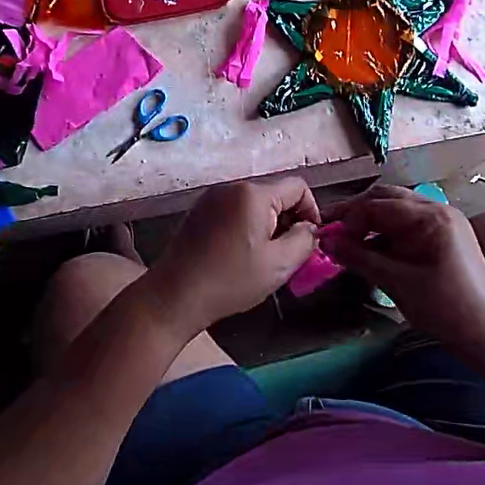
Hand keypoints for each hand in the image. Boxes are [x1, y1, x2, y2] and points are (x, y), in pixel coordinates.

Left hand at [143, 177, 319, 334]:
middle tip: (288, 253)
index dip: (312, 211)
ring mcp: (211, 199)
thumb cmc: (229, 281)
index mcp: (253, 194)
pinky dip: (247, 227)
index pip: (298, 187)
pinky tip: (241, 255)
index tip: (310, 240)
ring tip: (264, 257)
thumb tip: (310, 228)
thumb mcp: (280, 264)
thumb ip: (305, 240)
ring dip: (268, 225)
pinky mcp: (199, 213)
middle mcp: (231, 188)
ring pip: (256, 204)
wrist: (172, 298)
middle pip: (276, 194)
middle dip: (289, 220)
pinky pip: (235, 211)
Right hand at [322, 185, 484, 345]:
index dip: (348, 217)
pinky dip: (386, 237)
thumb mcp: (399, 283)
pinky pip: (408, 227)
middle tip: (330, 232)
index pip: (378, 204)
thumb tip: (328, 242)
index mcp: (431, 216)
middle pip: (387, 200)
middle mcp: (439, 210)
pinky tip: (369, 252)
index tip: (324, 234)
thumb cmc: (447, 308)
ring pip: (397, 212)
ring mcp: (444, 222)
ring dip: (370, 224)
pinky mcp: (444, 238)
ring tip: (345, 244)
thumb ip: (362, 259)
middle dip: (357, 214)